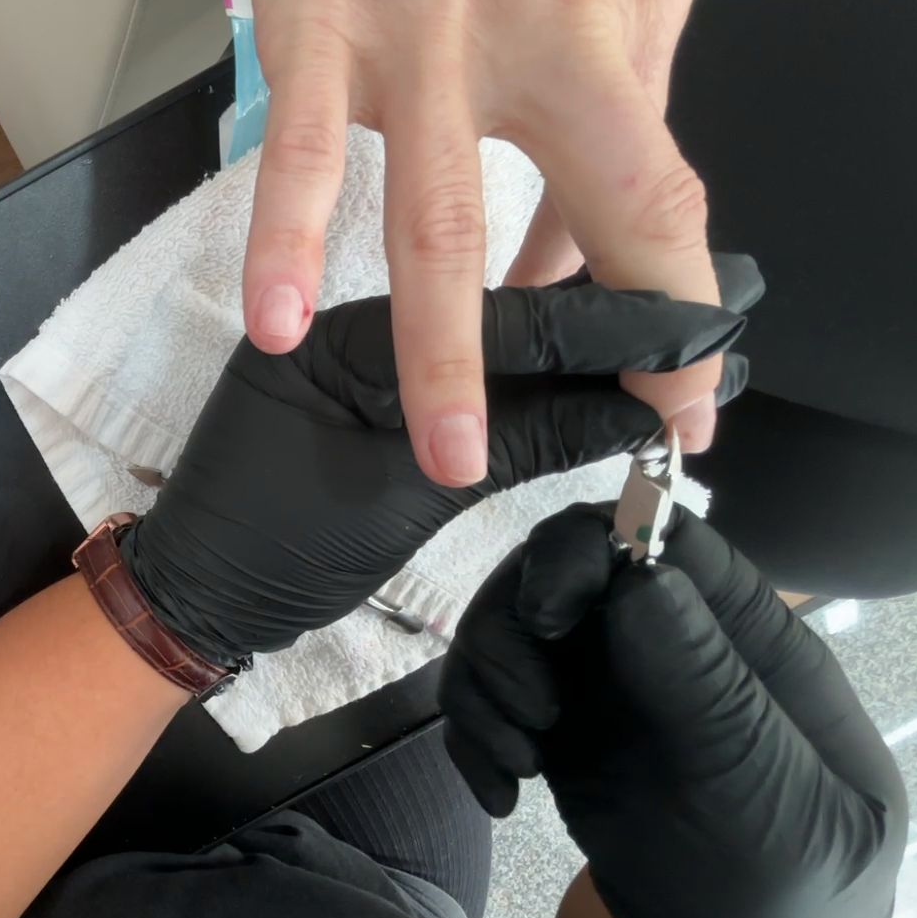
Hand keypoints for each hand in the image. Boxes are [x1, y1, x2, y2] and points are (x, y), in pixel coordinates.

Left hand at [120, 265, 748, 666]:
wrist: (201, 595)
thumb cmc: (278, 548)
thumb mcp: (405, 496)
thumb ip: (522, 440)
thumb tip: (647, 405)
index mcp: (348, 336)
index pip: (506, 322)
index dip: (616, 330)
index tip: (716, 331)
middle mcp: (348, 330)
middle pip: (496, 323)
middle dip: (602, 335)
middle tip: (713, 337)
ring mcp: (349, 363)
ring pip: (475, 351)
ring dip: (564, 365)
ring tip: (668, 367)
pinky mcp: (351, 401)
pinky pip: (444, 383)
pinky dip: (510, 392)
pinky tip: (577, 393)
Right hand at [244, 0, 719, 486]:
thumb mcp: (591, 3)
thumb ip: (590, 128)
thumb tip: (562, 259)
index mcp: (602, 38)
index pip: (657, 199)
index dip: (674, 312)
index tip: (676, 407)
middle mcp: (525, 45)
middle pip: (558, 218)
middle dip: (552, 354)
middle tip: (520, 462)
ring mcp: (417, 47)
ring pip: (428, 214)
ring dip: (429, 343)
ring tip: (433, 440)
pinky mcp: (321, 39)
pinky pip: (302, 160)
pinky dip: (289, 245)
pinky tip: (278, 324)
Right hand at [441, 504, 905, 917]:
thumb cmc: (781, 872)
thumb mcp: (767, 789)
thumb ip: (706, 683)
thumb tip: (638, 577)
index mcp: (727, 632)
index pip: (651, 536)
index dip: (583, 549)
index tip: (546, 614)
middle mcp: (642, 638)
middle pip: (538, 576)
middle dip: (509, 639)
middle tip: (534, 712)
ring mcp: (582, 677)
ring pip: (488, 636)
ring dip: (482, 696)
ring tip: (521, 765)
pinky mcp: (533, 719)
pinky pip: (470, 699)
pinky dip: (468, 743)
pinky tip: (502, 797)